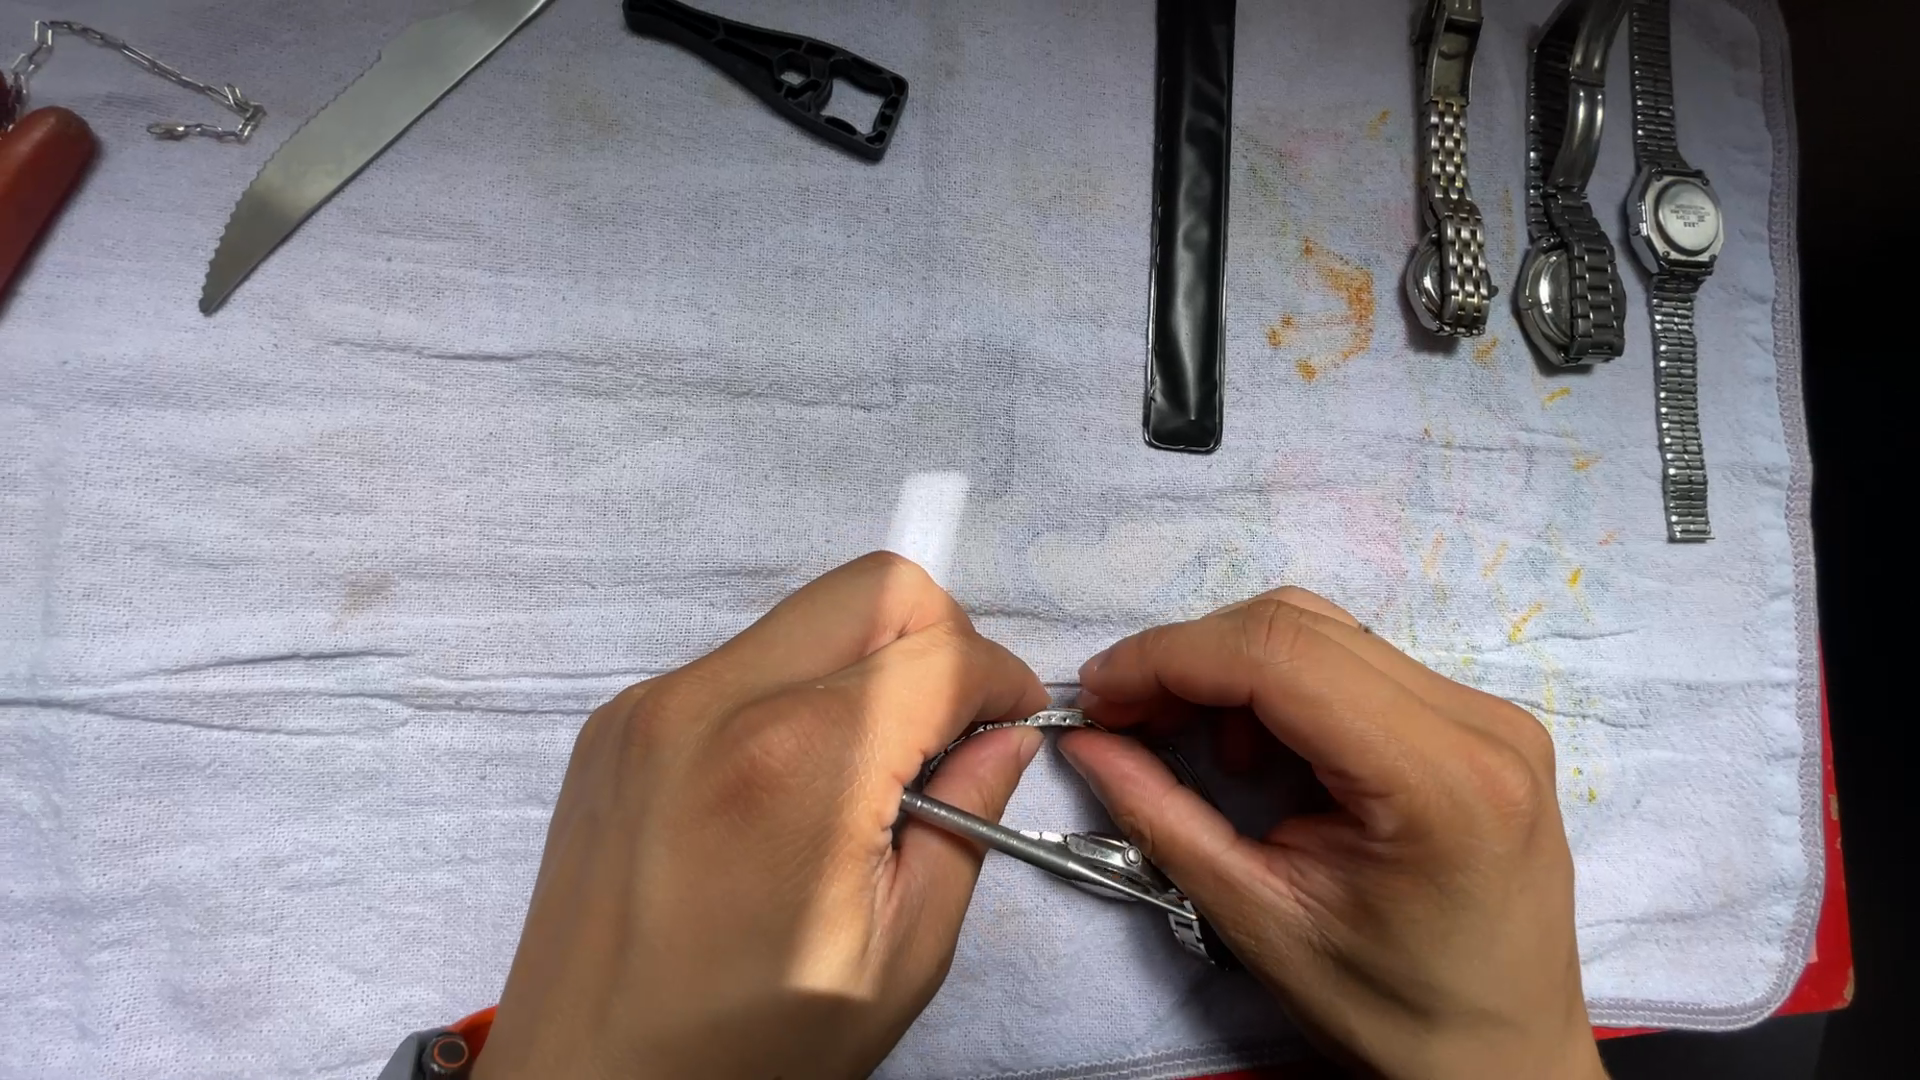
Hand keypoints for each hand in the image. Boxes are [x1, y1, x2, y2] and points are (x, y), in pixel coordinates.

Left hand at [474, 553, 1049, 1078]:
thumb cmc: (755, 1047)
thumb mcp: (903, 951)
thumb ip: (969, 816)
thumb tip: (1005, 733)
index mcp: (802, 764)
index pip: (939, 654)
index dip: (1001, 676)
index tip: (1014, 717)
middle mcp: (718, 698)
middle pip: (875, 585)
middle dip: (941, 633)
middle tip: (950, 715)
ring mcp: (657, 697)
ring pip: (811, 609)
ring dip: (871, 656)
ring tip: (874, 746)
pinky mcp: (620, 714)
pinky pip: (749, 654)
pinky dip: (803, 681)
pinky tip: (796, 764)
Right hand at [1060, 588, 1604, 1079]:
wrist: (1504, 1060)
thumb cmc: (1387, 1010)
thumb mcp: (1254, 918)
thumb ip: (1157, 814)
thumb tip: (1081, 738)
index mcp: (1435, 778)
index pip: (1276, 656)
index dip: (1168, 657)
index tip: (1097, 690)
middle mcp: (1475, 721)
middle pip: (1291, 625)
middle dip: (1184, 657)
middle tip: (1122, 712)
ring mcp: (1480, 710)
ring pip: (1312, 628)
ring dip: (1222, 665)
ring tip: (1184, 732)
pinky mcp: (1468, 715)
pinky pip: (1340, 656)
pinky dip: (1266, 682)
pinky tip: (1250, 745)